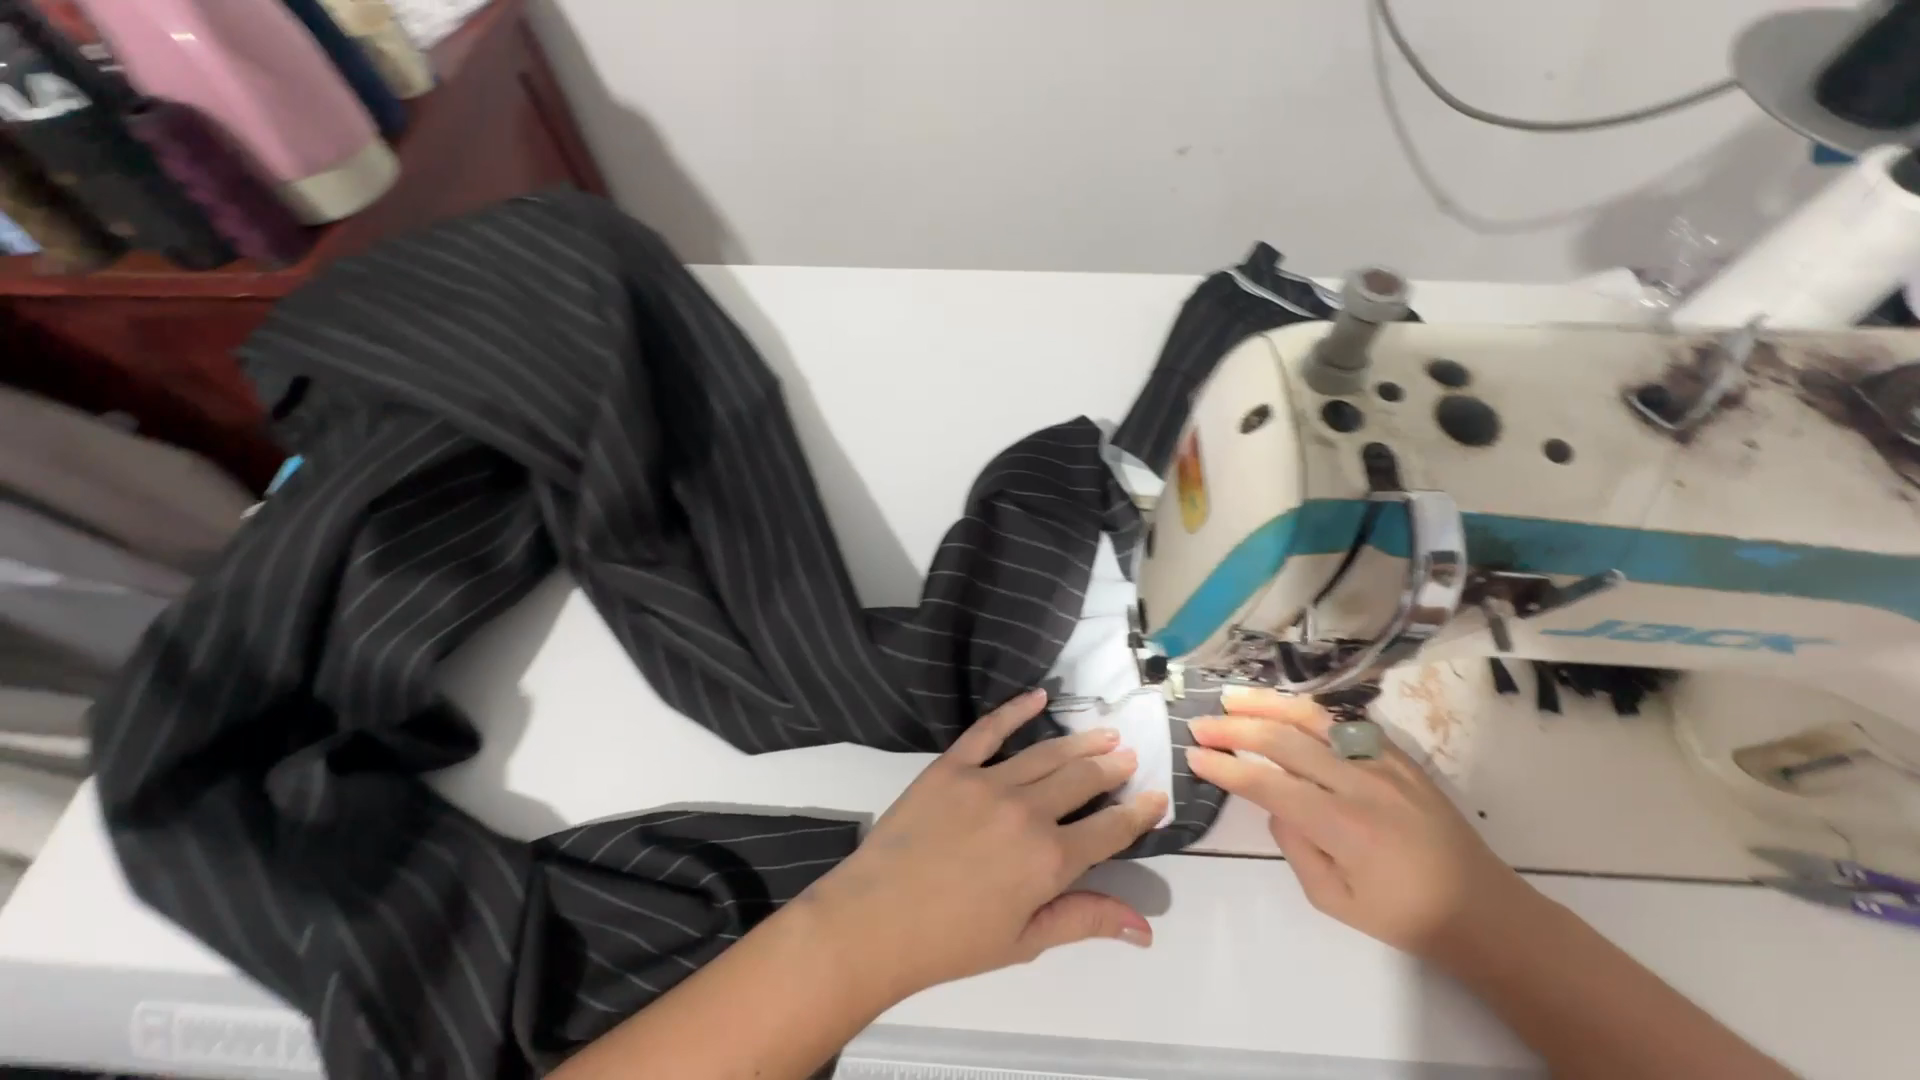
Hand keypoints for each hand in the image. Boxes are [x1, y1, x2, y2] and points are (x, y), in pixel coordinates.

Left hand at [800, 689, 1166, 1000]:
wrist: (874, 921)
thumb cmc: (951, 943)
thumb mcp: (1024, 940)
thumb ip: (1085, 919)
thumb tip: (1144, 928)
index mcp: (1050, 861)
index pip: (1110, 830)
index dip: (1138, 813)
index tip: (1156, 796)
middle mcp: (1028, 813)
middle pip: (1083, 781)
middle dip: (1111, 768)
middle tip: (1126, 756)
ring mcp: (988, 783)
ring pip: (1047, 753)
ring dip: (1080, 742)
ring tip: (1102, 734)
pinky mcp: (951, 767)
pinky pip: (989, 730)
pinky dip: (1015, 710)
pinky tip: (1037, 697)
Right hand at [1184, 689, 1536, 961]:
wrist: (1483, 909)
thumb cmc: (1403, 916)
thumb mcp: (1332, 900)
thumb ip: (1294, 847)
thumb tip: (1274, 805)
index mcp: (1342, 827)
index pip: (1268, 783)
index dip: (1226, 767)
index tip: (1194, 756)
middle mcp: (1360, 785)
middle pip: (1285, 741)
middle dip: (1235, 729)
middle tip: (1200, 724)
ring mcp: (1383, 764)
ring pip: (1315, 719)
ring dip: (1268, 704)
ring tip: (1232, 697)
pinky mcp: (1400, 758)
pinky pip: (1347, 723)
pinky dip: (1309, 711)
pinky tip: (1285, 706)